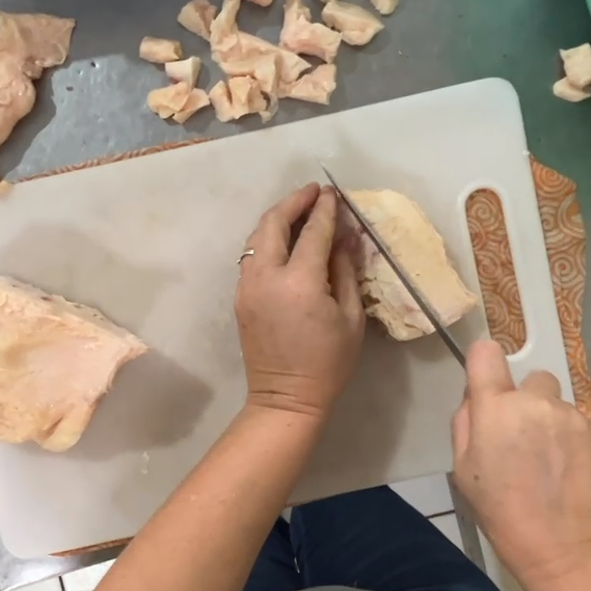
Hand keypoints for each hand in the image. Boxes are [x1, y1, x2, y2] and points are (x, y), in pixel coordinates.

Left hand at [235, 184, 365, 419]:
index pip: (312, 232)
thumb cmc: (327, 363)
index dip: (324, 209)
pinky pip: (251, 257)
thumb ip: (346, 270)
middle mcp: (266, 277)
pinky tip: (283, 240)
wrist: (285, 397)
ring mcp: (247, 287)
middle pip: (273, 224)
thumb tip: (346, 237)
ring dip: (276, 219)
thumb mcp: (350, 316)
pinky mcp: (240, 297)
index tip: (332, 193)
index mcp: (299, 282)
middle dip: (293, 203)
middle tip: (312, 193)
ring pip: (256, 238)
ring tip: (298, 210)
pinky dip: (266, 240)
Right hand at [451, 340, 590, 590]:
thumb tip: (477, 401)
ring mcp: (575, 417)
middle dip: (524, 403)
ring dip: (551, 425)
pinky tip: (572, 476)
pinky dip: (574, 444)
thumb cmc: (504, 514)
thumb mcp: (463, 472)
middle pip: (530, 382)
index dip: (484, 365)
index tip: (487, 386)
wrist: (572, 550)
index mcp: (496, 408)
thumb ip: (466, 425)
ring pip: (557, 406)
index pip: (486, 353)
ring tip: (551, 466)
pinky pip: (581, 427)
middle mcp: (538, 402)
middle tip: (523, 443)